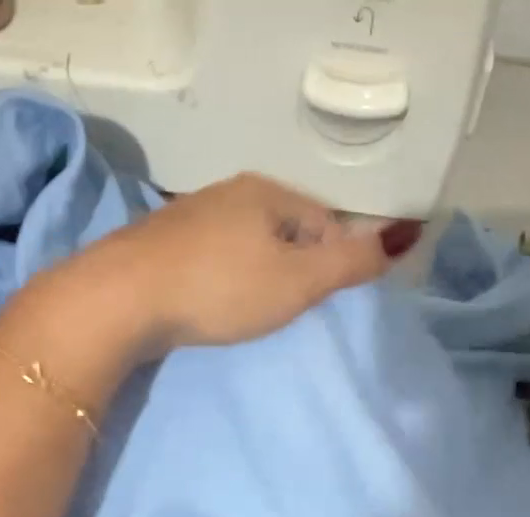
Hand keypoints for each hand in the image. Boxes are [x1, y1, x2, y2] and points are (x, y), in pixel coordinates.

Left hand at [77, 172, 420, 351]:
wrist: (122, 299)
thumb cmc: (221, 288)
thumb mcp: (299, 281)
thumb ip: (353, 261)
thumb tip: (407, 233)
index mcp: (267, 193)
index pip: (326, 221)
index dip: (337, 261)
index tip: (323, 299)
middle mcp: (229, 193)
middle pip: (287, 230)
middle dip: (299, 266)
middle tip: (292, 309)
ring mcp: (191, 216)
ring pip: (249, 243)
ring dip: (261, 273)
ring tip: (255, 310)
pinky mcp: (162, 245)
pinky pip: (215, 257)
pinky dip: (226, 279)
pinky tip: (217, 303)